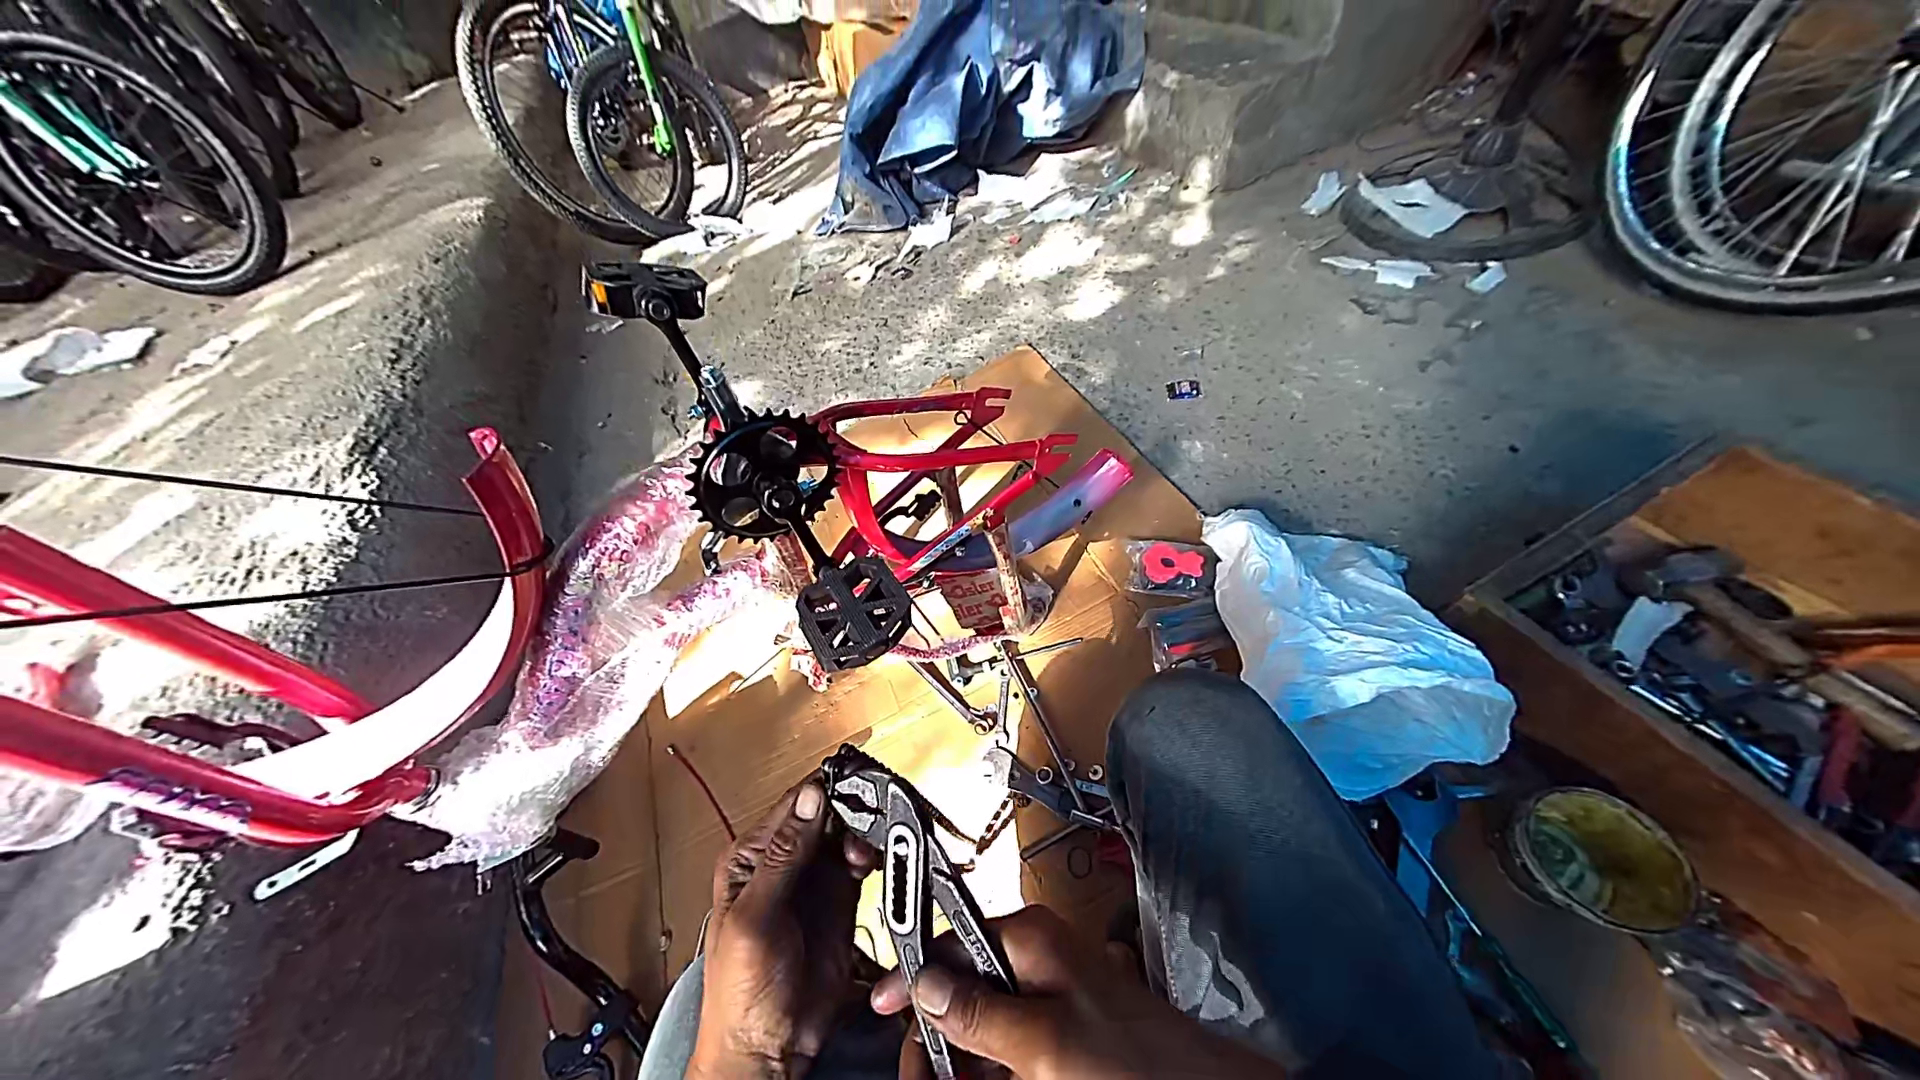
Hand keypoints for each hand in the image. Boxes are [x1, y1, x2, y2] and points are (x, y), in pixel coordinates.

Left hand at [688, 778, 878, 1079]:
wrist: (768, 1050)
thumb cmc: (740, 991)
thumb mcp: (756, 917)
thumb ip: (784, 855)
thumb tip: (810, 797)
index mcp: (751, 856)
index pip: (793, 804)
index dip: (823, 790)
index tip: (853, 781)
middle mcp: (784, 861)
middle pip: (824, 813)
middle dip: (849, 809)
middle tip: (869, 815)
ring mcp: (814, 879)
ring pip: (845, 834)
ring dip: (862, 833)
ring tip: (865, 849)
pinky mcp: (841, 898)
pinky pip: (861, 862)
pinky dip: (872, 856)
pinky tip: (872, 862)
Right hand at [871, 906, 1286, 1079]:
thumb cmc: (1124, 1059)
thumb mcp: (1043, 1041)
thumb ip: (979, 1013)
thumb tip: (923, 983)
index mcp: (1028, 938)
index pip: (952, 942)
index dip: (915, 973)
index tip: (881, 1007)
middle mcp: (1032, 956)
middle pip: (961, 988)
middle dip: (936, 1035)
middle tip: (922, 1078)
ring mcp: (1046, 992)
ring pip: (980, 1023)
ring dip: (960, 1060)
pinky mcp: (1057, 1026)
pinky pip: (1007, 1043)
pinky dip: (990, 1068)